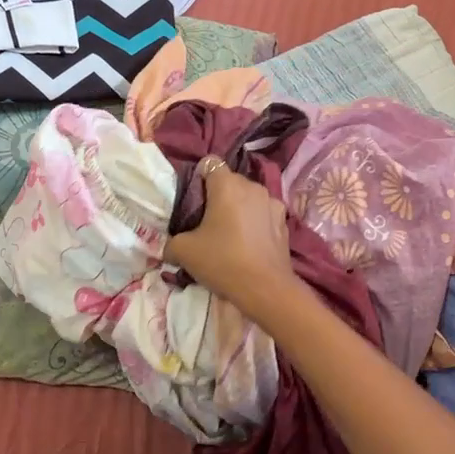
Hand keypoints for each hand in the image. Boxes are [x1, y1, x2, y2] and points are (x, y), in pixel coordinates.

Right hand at [165, 158, 297, 317]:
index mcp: (227, 185)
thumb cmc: (223, 261)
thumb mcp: (184, 252)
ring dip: (239, 209)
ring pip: (248, 197)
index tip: (194, 201)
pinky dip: (255, 222)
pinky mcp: (284, 222)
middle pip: (230, 181)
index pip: (209, 163)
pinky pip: (263, 214)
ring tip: (230, 234)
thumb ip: (172, 242)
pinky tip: (249, 243)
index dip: (199, 178)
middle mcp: (252, 186)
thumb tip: (170, 246)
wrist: (266, 290)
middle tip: (207, 222)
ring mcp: (272, 202)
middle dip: (218, 196)